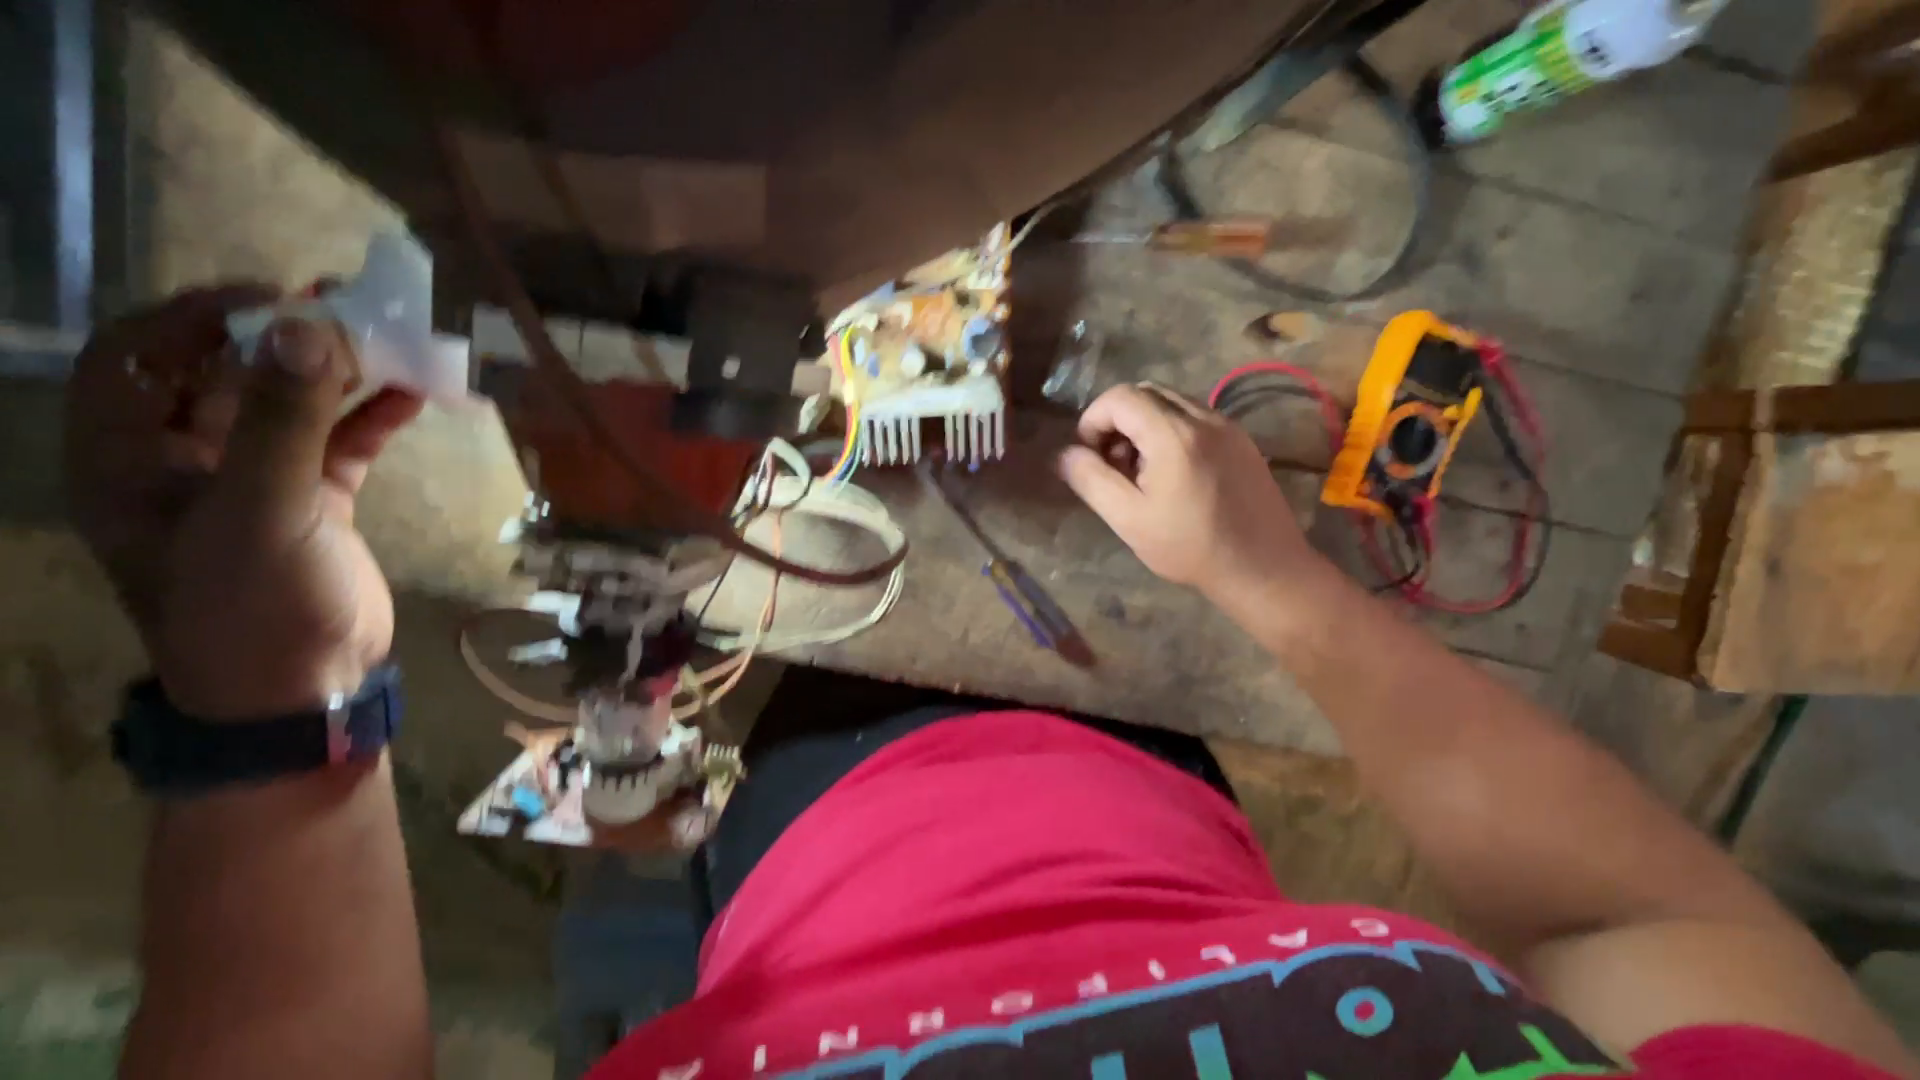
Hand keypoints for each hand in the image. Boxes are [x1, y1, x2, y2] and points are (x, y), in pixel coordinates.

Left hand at [66, 286, 423, 718]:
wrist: (305, 693)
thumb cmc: (253, 607)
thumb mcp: (261, 510)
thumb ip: (283, 417)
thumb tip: (312, 325)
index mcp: (128, 460)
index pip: (139, 357)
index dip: (196, 316)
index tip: (273, 298)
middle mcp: (181, 462)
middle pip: (220, 373)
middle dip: (278, 337)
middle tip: (342, 305)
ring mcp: (252, 482)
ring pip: (287, 406)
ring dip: (333, 372)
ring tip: (385, 336)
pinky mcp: (312, 504)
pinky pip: (337, 444)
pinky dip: (372, 417)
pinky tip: (413, 395)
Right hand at [1057, 382, 1316, 597]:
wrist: (1263, 568)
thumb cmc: (1189, 547)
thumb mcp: (1128, 519)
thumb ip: (1091, 480)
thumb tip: (1065, 454)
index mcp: (1173, 434)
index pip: (1120, 397)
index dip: (1093, 420)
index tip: (1089, 457)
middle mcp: (1203, 418)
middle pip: (1146, 393)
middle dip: (1118, 421)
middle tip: (1113, 464)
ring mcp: (1228, 427)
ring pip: (1172, 404)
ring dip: (1145, 426)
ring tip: (1142, 473)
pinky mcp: (1243, 441)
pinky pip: (1196, 419)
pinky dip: (1172, 433)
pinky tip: (1174, 476)